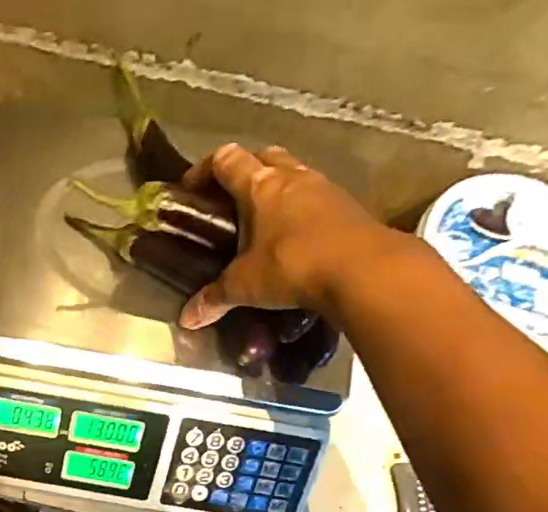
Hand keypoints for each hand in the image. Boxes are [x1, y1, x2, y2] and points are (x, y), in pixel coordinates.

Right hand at [178, 144, 410, 329]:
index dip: (204, 170)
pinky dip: (301, 209)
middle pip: (263, 155)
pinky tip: (297, 237)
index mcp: (259, 184)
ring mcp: (323, 186)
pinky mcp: (347, 205)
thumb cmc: (292, 266)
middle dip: (245, 172)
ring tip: (265, 221)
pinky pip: (316, 197)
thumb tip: (187, 319)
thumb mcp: (246, 286)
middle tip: (232, 202)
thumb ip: (216, 298)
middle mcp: (291, 175)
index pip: (226, 160)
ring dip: (277, 189)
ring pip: (293, 173)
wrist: (361, 269)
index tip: (191, 190)